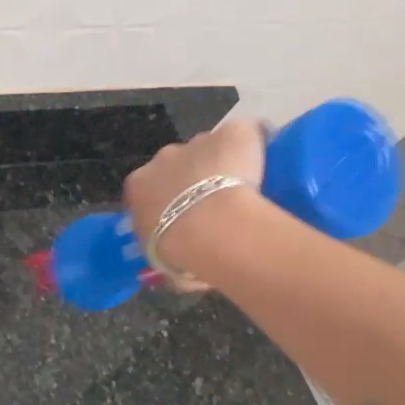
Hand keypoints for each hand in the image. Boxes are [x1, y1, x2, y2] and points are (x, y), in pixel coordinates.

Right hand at [123, 119, 267, 288]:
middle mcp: (163, 157)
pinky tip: (266, 160)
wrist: (211, 228)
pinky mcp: (234, 132)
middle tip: (214, 201)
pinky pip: (247, 132)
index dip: (165, 197)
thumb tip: (179, 272)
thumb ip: (165, 257)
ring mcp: (199, 140)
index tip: (180, 213)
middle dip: (193, 177)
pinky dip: (256, 142)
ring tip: (244, 185)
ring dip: (223, 161)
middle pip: (178, 162)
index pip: (146, 186)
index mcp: (138, 186)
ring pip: (211, 147)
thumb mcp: (159, 262)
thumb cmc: (179, 252)